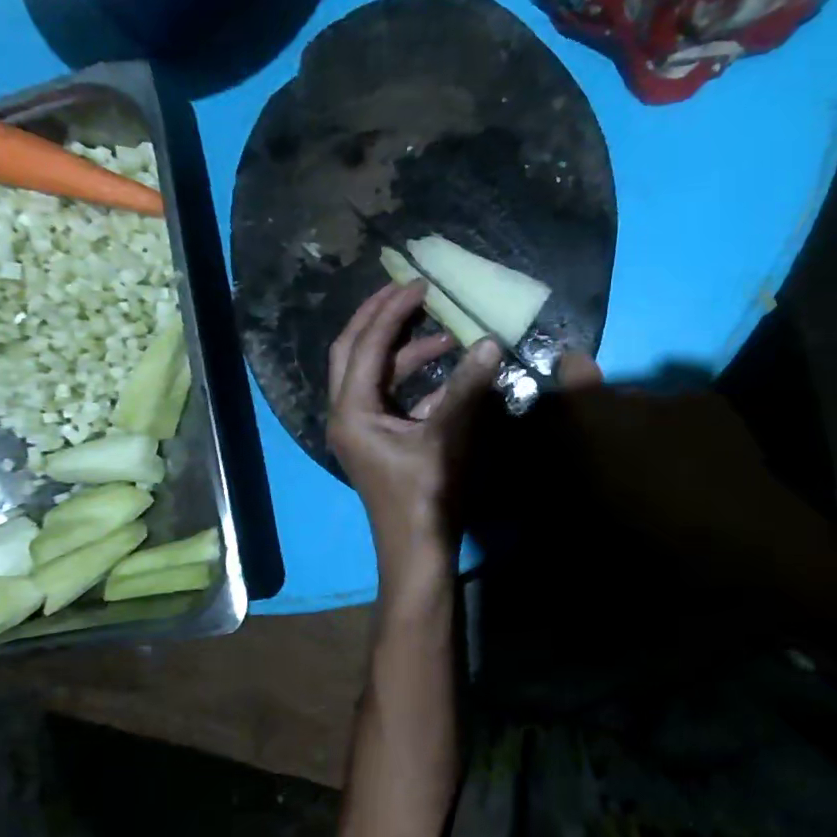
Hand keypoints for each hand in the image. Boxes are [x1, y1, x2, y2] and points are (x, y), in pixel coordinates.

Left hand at [328, 283, 501, 563]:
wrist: (417, 553)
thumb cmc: (426, 497)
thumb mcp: (447, 437)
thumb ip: (466, 388)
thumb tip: (490, 341)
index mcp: (351, 410)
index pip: (366, 345)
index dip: (392, 311)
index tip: (418, 284)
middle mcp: (345, 413)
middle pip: (353, 350)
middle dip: (380, 318)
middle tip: (410, 291)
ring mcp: (359, 427)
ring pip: (372, 373)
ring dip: (403, 351)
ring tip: (445, 336)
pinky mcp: (377, 439)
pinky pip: (388, 395)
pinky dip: (412, 380)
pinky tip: (446, 374)